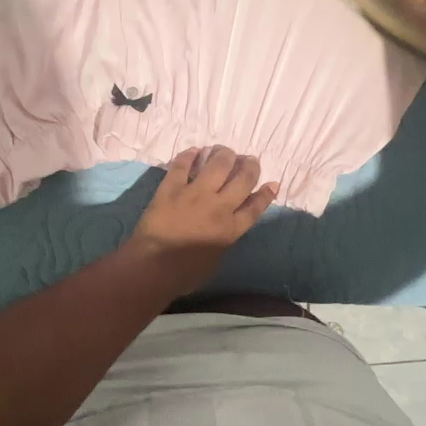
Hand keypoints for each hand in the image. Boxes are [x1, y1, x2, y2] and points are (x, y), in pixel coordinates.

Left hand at [125, 146, 278, 295]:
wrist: (153, 267)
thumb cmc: (184, 275)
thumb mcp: (215, 261)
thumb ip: (223, 242)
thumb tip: (224, 233)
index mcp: (231, 229)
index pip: (255, 207)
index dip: (265, 194)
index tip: (272, 183)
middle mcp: (219, 207)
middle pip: (242, 180)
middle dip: (250, 166)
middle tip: (249, 159)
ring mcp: (195, 194)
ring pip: (217, 165)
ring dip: (224, 154)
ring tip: (224, 151)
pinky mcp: (172, 188)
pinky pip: (182, 165)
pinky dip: (189, 155)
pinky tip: (195, 151)